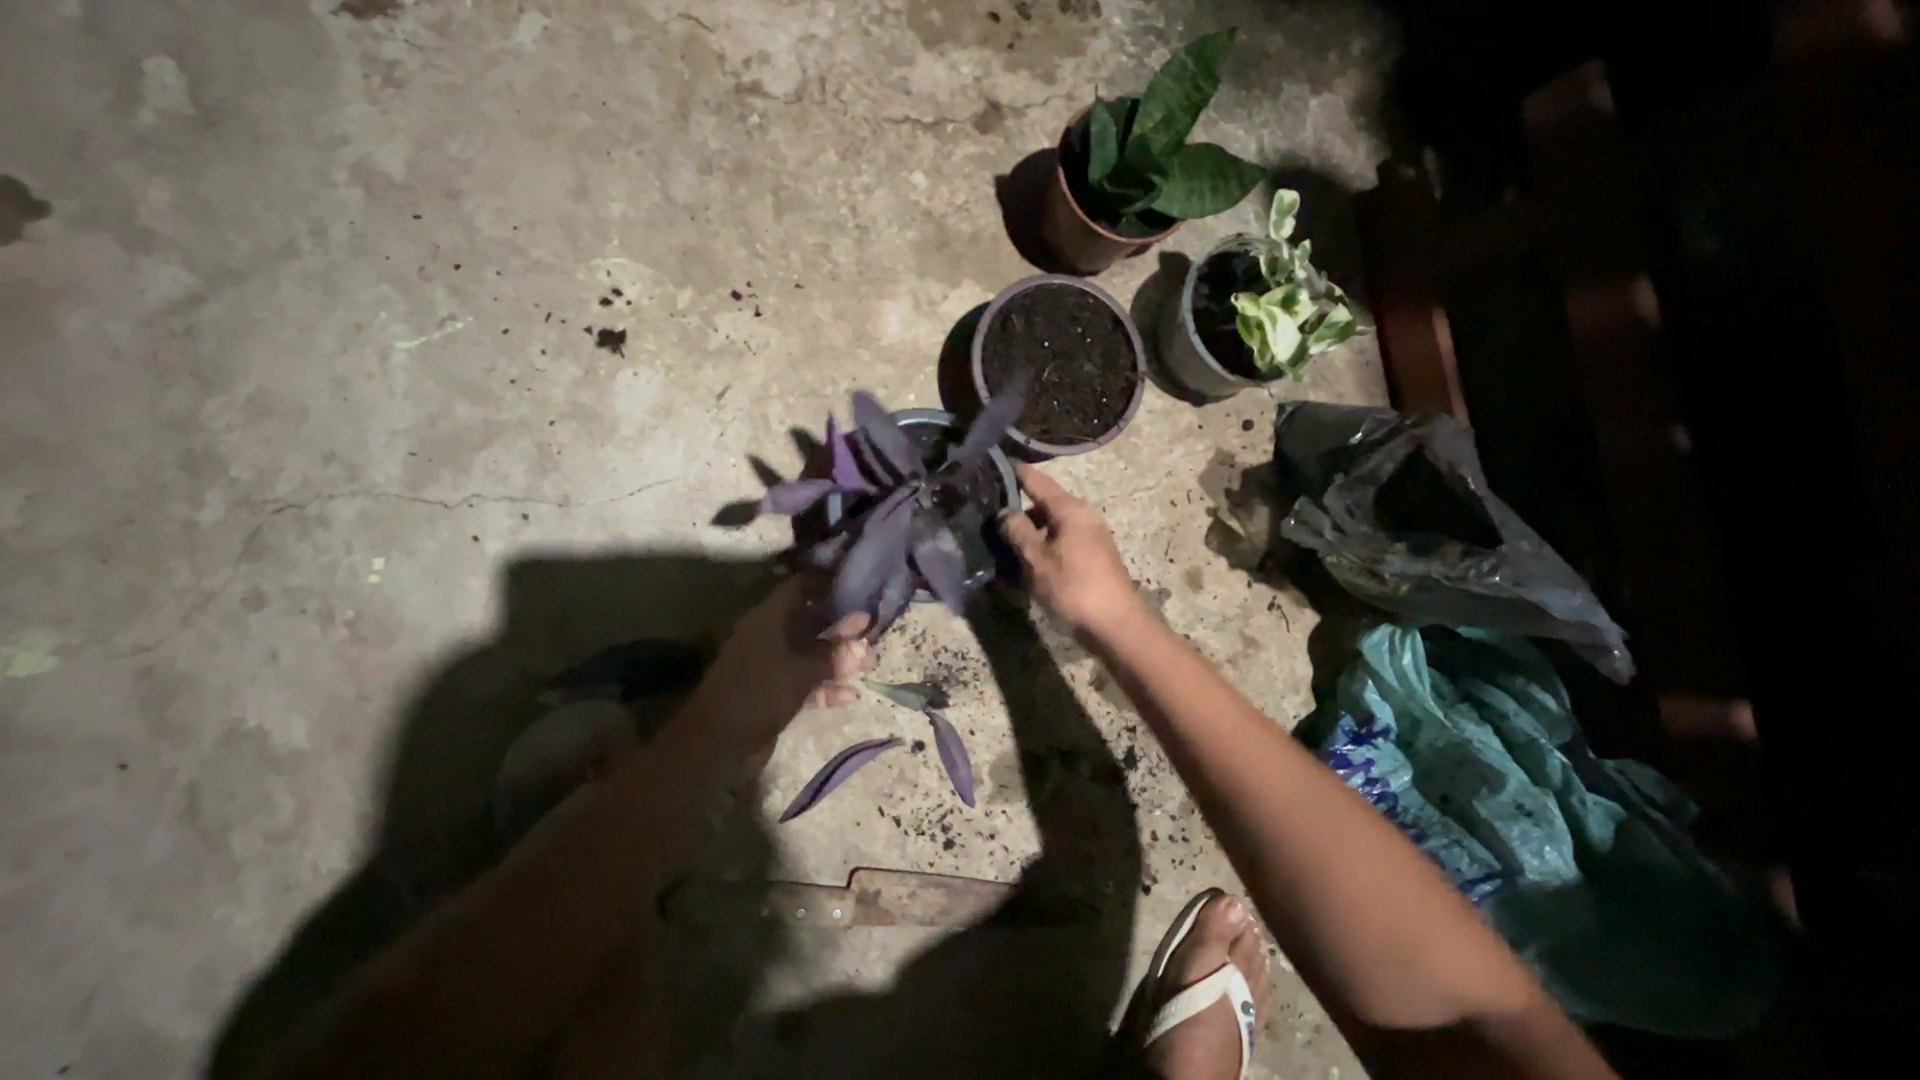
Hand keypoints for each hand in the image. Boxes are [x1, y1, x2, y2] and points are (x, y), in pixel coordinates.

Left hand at [685, 575, 872, 757]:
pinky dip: (825, 687)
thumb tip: (863, 645)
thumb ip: (833, 657)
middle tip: (872, 629)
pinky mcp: (773, 693)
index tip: (857, 588)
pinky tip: (851, 695)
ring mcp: (770, 666)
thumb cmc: (759, 694)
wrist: (718, 742)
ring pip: (809, 655)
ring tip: (871, 663)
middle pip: (809, 623)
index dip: (826, 585)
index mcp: (768, 619)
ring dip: (838, 659)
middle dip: (841, 627)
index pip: (799, 588)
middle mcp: (769, 636)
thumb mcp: (801, 672)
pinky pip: (804, 682)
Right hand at [999, 463, 1145, 638]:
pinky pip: (1063, 540)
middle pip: (1045, 502)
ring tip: (1005, 542)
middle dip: (1019, 508)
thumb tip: (1005, 512)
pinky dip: (1045, 544)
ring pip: (1054, 524)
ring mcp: (1092, 535)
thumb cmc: (1074, 588)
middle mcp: (1084, 515)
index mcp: (1070, 509)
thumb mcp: (1037, 559)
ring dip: (1032, 530)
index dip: (1014, 472)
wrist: (1116, 624)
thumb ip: (1018, 531)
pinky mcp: (1095, 555)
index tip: (991, 467)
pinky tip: (1029, 560)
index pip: (1037, 480)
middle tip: (990, 517)